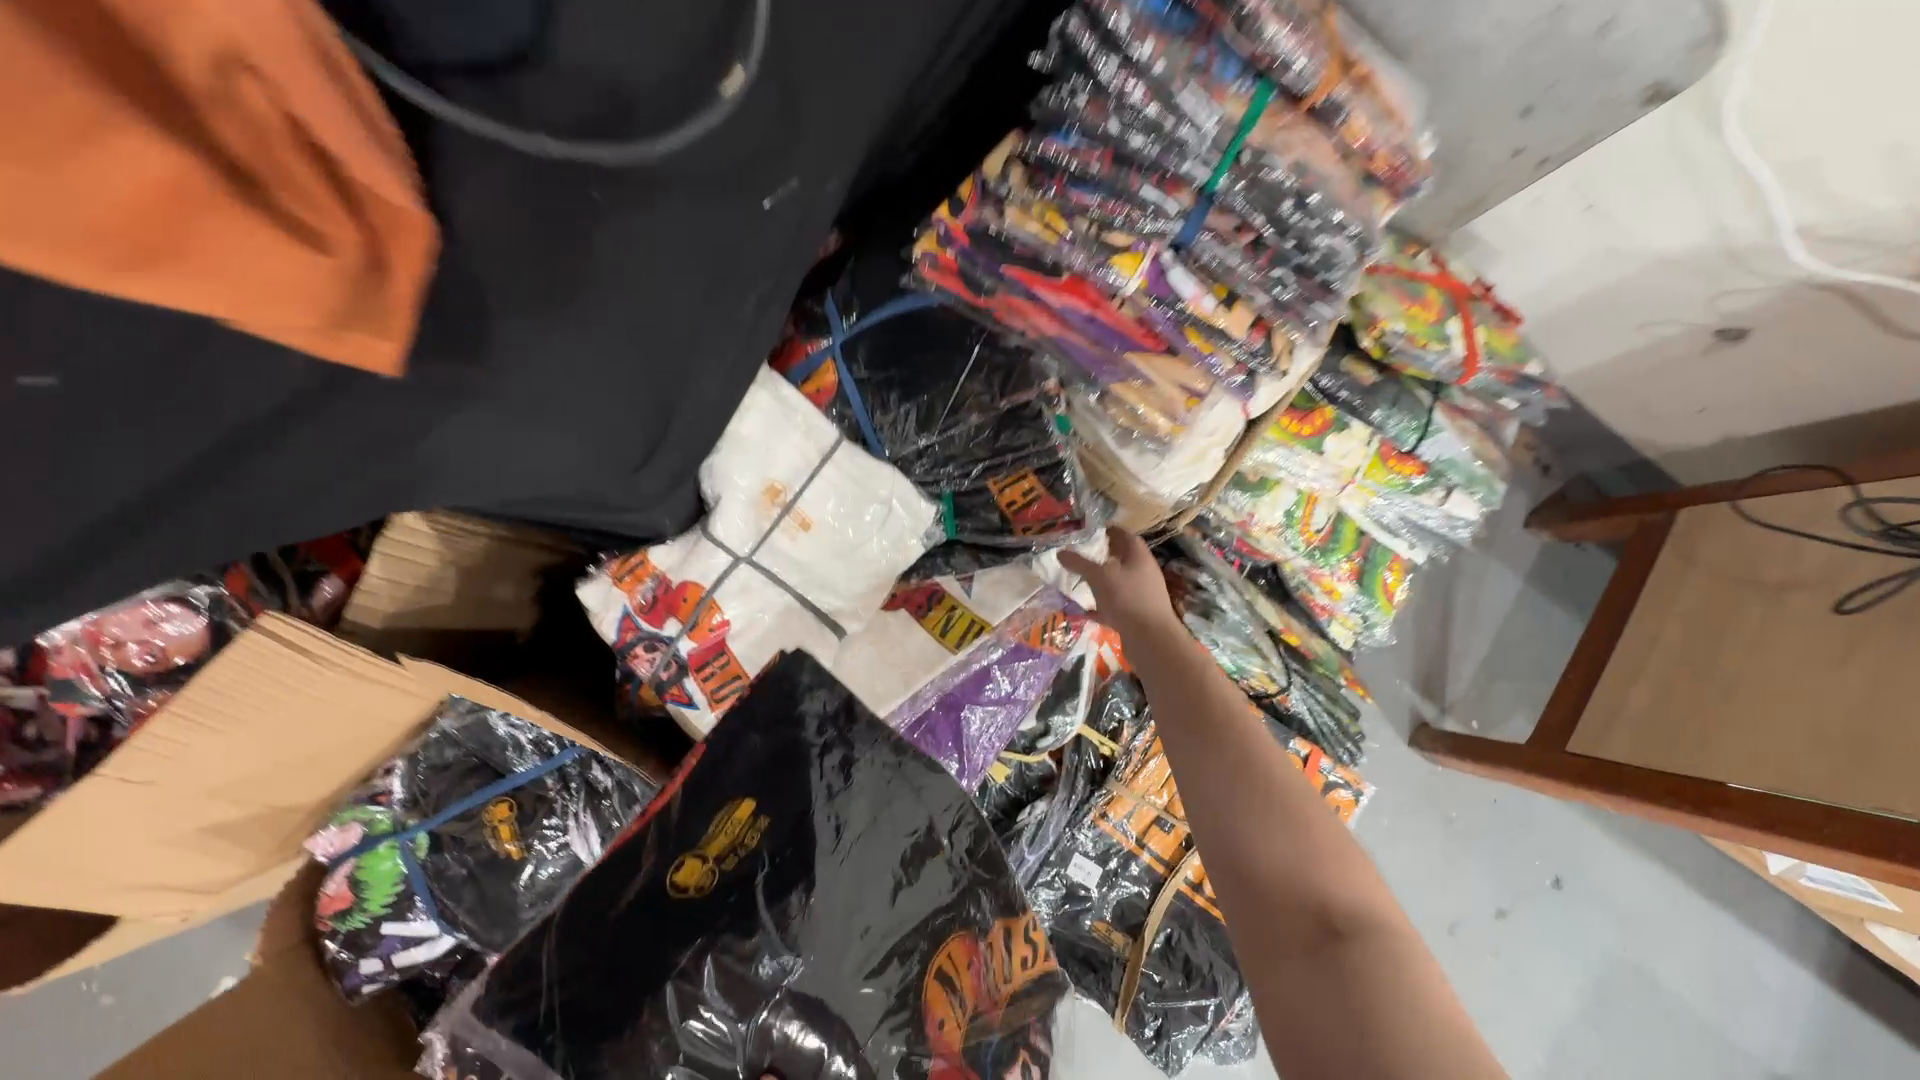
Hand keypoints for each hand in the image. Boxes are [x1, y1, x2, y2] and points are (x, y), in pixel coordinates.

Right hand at [1058, 527, 1180, 641]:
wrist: (1151, 639)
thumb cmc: (1127, 599)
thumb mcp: (1099, 577)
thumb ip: (1080, 563)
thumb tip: (1060, 552)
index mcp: (1139, 557)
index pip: (1126, 536)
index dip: (1110, 531)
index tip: (1093, 531)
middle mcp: (1144, 572)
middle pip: (1123, 559)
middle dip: (1104, 556)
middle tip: (1083, 554)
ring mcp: (1142, 595)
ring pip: (1120, 582)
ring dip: (1102, 581)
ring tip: (1082, 580)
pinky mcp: (1137, 615)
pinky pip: (1117, 605)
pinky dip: (1102, 606)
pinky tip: (1086, 610)